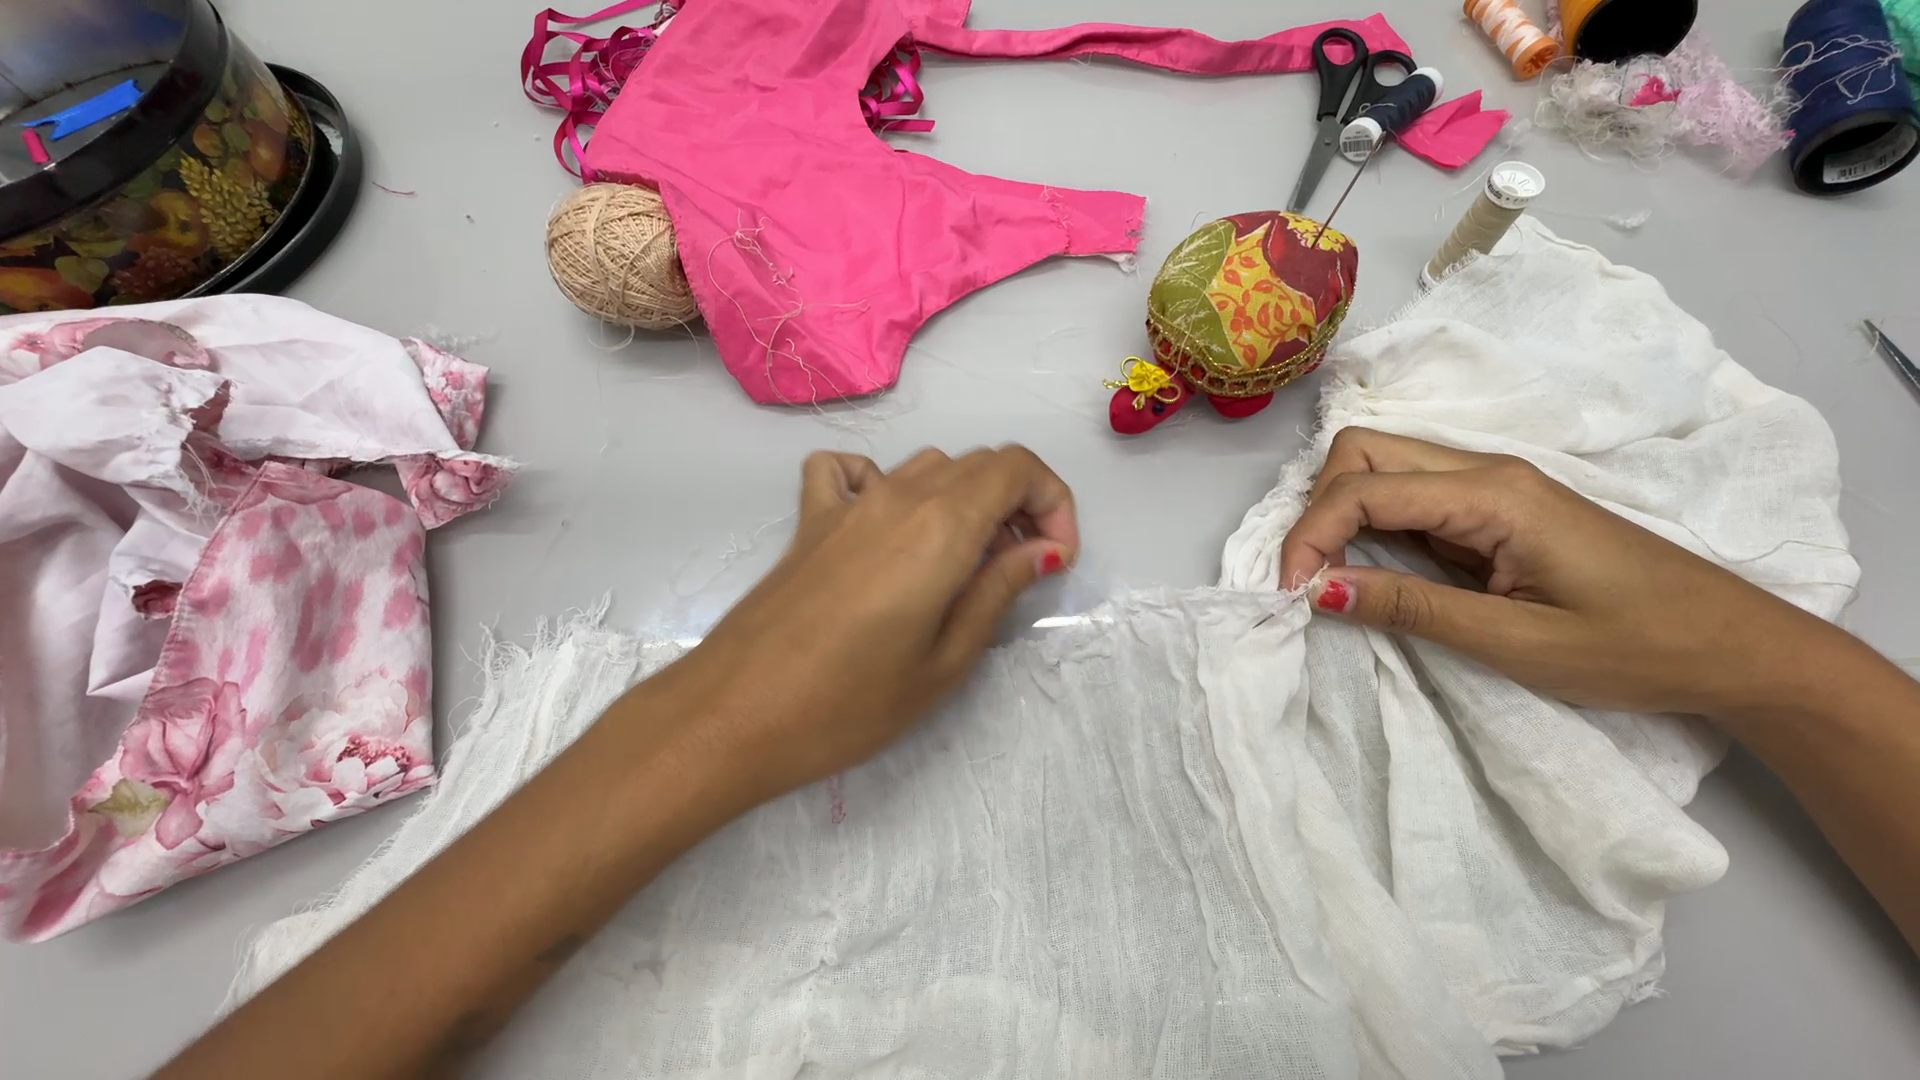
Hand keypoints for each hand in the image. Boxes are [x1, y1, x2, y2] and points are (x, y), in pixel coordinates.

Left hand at [655, 445, 1078, 802]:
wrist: (735, 715)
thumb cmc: (850, 704)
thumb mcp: (946, 660)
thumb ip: (998, 590)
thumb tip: (1043, 550)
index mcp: (941, 524)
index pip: (1017, 467)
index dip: (1053, 502)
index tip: (1056, 558)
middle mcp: (897, 495)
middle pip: (978, 463)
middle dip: (1018, 504)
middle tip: (1018, 570)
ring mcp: (847, 502)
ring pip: (927, 466)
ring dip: (964, 499)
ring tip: (964, 562)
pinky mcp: (810, 521)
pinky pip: (850, 472)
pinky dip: (882, 482)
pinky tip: (886, 526)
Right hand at [1277, 428, 1844, 716]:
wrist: (1738, 649)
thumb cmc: (1635, 649)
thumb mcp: (1514, 641)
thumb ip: (1409, 608)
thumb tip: (1317, 590)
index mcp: (1493, 495)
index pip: (1364, 488)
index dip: (1310, 534)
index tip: (1290, 592)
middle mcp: (1485, 471)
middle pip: (1363, 451)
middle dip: (1317, 508)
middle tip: (1310, 576)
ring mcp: (1490, 485)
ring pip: (1379, 465)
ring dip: (1338, 512)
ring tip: (1329, 574)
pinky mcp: (1492, 508)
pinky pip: (1406, 495)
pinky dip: (1367, 524)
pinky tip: (1366, 565)